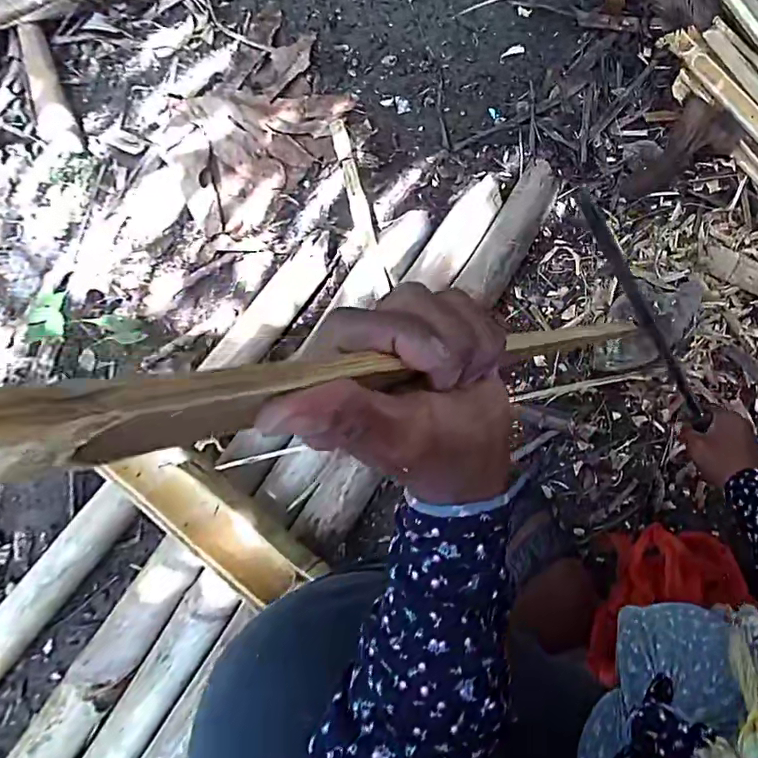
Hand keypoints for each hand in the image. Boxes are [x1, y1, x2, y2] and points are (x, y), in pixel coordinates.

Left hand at [256, 284, 513, 505]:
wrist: (482, 457)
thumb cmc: (437, 455)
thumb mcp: (395, 441)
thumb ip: (346, 418)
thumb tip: (271, 415)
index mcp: (338, 370)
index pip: (351, 323)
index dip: (400, 336)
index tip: (435, 374)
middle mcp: (368, 341)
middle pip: (406, 302)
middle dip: (446, 347)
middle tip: (451, 386)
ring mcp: (408, 324)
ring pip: (443, 299)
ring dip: (469, 345)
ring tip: (463, 381)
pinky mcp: (444, 319)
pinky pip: (469, 304)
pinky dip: (485, 339)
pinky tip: (476, 368)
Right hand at [680, 407, 757, 486]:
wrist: (744, 486)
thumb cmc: (722, 463)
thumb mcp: (695, 446)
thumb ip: (686, 433)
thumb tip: (684, 429)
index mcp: (728, 415)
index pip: (705, 410)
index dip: (692, 421)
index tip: (685, 430)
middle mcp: (741, 423)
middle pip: (715, 425)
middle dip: (702, 435)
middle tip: (692, 446)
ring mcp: (748, 438)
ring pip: (723, 437)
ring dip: (712, 446)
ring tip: (702, 459)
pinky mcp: (752, 452)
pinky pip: (732, 448)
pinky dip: (723, 454)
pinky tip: (715, 466)